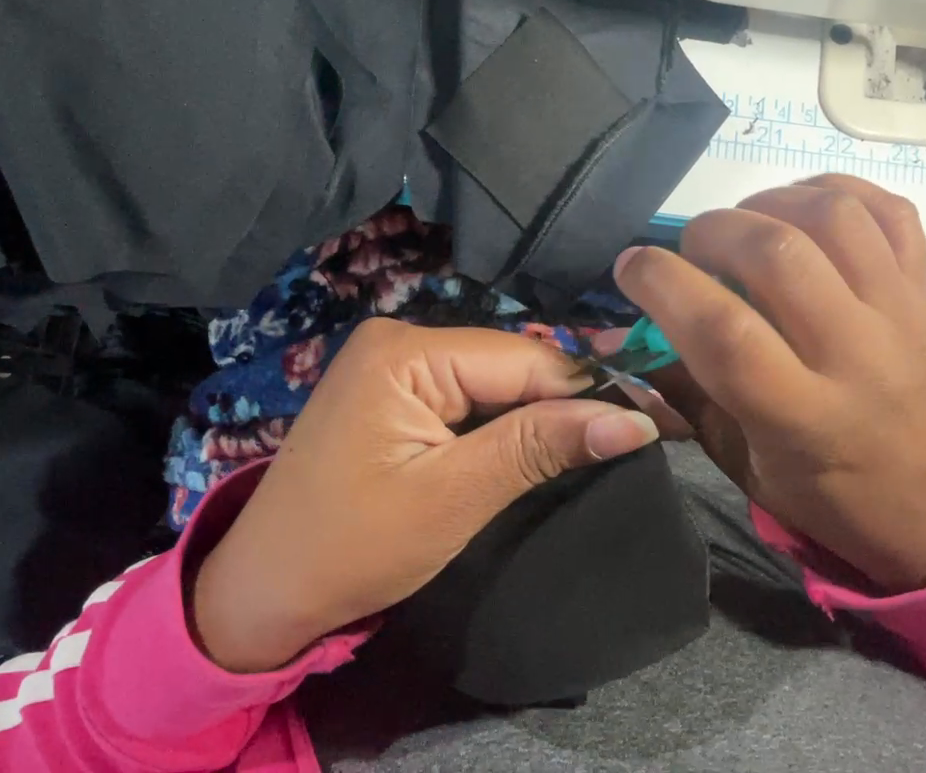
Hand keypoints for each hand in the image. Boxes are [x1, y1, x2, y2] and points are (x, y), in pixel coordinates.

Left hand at [191, 319, 661, 672]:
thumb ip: (540, 446)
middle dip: (566, 401)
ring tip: (603, 436)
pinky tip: (538, 441)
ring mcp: (390, 364)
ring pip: (490, 381)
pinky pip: (462, 395)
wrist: (267, 586)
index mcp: (404, 350)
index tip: (658, 417)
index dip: (591, 389)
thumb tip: (634, 418)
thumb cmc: (354, 546)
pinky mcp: (390, 393)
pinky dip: (500, 422)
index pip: (522, 358)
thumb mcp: (455, 496)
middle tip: (639, 432)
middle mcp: (397, 338)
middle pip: (507, 364)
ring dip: (538, 413)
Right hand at [609, 174, 925, 592]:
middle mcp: (858, 356)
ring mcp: (901, 315)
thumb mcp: (739, 461)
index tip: (630, 266)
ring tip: (742, 226)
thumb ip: (680, 390)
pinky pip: (888, 210)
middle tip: (691, 251)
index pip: (724, 330)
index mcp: (803, 417)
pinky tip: (795, 211)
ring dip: (768, 202)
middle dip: (710, 231)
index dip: (662, 282)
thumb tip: (617, 334)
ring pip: (833, 216)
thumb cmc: (826, 497)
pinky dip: (831, 191)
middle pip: (778, 253)